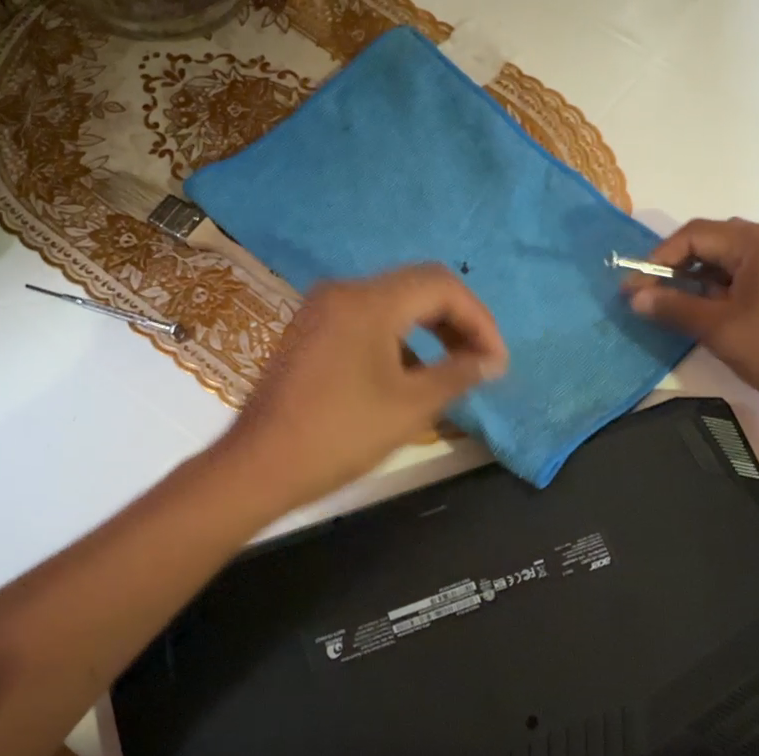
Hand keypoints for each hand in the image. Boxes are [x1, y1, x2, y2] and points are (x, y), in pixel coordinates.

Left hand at [213, 264, 507, 507]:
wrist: (262, 466)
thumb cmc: (341, 435)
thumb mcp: (410, 408)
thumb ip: (457, 376)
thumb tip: (490, 362)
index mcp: (369, 302)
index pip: (441, 286)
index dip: (480, 320)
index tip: (497, 362)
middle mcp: (343, 293)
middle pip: (417, 289)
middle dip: (457, 323)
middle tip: (481, 364)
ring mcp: (321, 312)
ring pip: (391, 306)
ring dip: (429, 334)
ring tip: (451, 375)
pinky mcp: (309, 335)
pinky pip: (366, 324)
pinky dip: (398, 342)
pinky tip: (408, 380)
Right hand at [624, 219, 758, 418]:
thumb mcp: (719, 330)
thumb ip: (674, 307)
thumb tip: (635, 296)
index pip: (696, 233)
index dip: (659, 259)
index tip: (634, 289)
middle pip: (717, 241)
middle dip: (681, 269)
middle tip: (655, 301)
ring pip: (736, 259)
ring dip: (705, 280)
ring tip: (684, 312)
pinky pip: (756, 272)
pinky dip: (730, 287)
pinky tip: (719, 314)